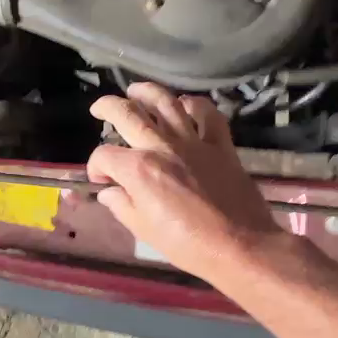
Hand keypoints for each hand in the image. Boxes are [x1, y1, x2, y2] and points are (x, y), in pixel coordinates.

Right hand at [86, 84, 289, 283]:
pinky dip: (195, 105)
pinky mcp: (220, 145)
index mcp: (138, 170)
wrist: (241, 247)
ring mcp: (193, 142)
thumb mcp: (143, 230)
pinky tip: (185, 106)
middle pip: (127, 113)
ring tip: (135, 91)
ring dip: (146, 92)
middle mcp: (162, 147)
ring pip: (166, 102)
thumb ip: (121, 205)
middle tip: (99, 110)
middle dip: (106, 107)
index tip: (102, 181)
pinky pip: (208, 114)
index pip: (104, 155)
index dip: (96, 167)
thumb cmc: (187, 245)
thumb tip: (110, 192)